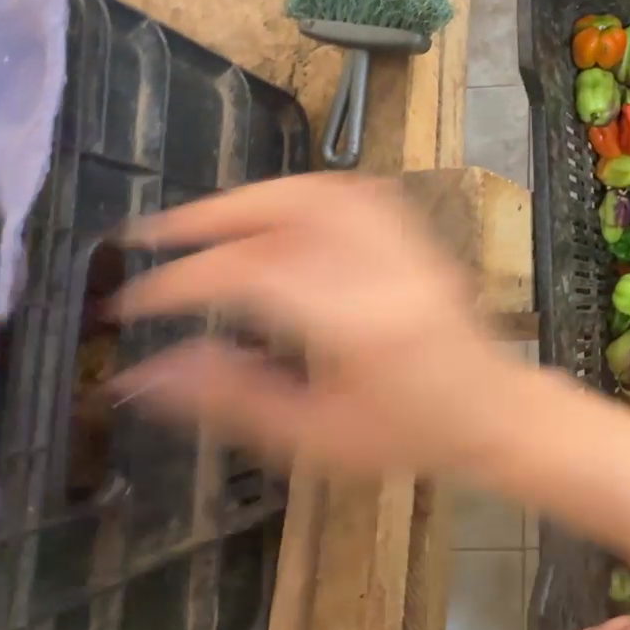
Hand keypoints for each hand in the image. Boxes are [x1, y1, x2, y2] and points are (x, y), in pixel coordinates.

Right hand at [110, 173, 536, 474]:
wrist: (494, 412)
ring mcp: (413, 251)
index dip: (186, 278)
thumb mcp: (314, 437)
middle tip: (161, 232)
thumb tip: (147, 372)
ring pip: (331, 192)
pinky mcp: (423, 244)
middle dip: (220, 212)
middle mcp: (388, 274)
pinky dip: (309, 195)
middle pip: (298, 208)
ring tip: (210, 220)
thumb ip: (233, 400)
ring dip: (262, 195)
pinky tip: (277, 215)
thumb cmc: (409, 436)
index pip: (258, 274)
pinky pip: (362, 198)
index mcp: (359, 326)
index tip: (135, 300)